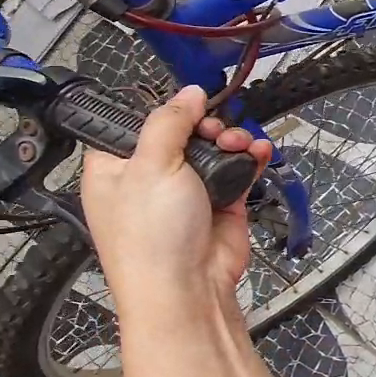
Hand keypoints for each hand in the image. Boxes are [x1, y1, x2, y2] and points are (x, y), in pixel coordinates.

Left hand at [79, 86, 270, 313]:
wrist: (189, 284)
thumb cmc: (151, 237)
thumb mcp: (151, 166)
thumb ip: (169, 122)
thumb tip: (188, 92)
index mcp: (116, 168)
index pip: (135, 124)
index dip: (162, 111)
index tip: (186, 105)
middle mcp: (152, 176)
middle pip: (185, 131)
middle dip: (208, 125)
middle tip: (215, 132)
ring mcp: (189, 189)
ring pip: (217, 147)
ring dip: (234, 139)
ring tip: (240, 146)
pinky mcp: (223, 200)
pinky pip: (241, 167)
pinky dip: (252, 156)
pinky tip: (259, 152)